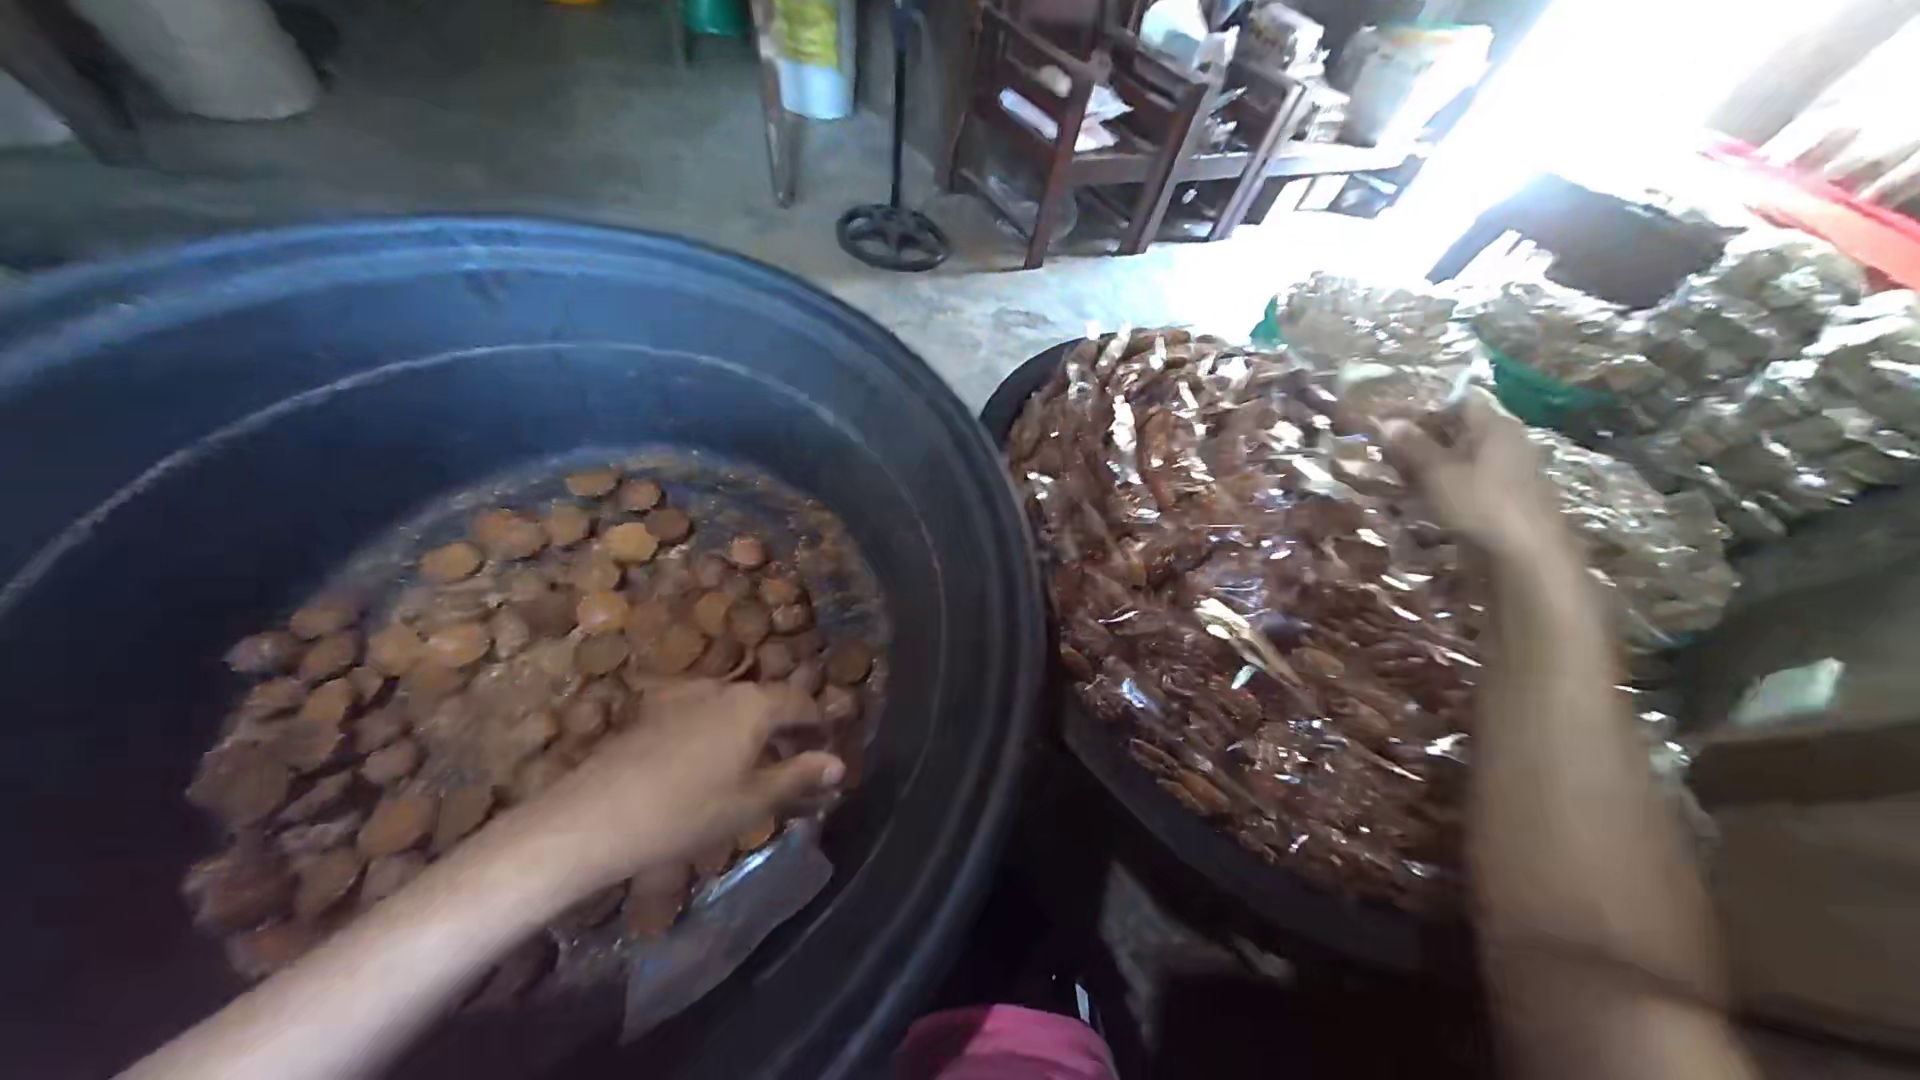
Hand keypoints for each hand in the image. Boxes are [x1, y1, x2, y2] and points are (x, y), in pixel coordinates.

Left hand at [479, 681, 843, 904]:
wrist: (592, 818)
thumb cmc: (686, 812)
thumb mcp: (752, 802)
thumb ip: (799, 777)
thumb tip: (838, 764)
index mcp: (754, 704)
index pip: (802, 704)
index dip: (820, 726)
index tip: (828, 752)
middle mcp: (721, 689)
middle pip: (767, 702)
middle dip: (787, 731)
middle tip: (796, 765)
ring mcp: (682, 696)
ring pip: (733, 709)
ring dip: (752, 733)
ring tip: (753, 769)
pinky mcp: (651, 712)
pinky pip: (701, 715)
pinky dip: (719, 734)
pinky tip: (707, 766)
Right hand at [1382, 388, 1572, 561]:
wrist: (1525, 553)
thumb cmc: (1479, 503)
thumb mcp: (1436, 472)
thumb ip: (1412, 446)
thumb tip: (1388, 421)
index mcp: (1495, 426)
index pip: (1458, 402)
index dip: (1424, 408)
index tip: (1391, 419)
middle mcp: (1507, 441)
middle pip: (1460, 429)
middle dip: (1423, 437)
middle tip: (1387, 449)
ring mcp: (1509, 469)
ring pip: (1462, 456)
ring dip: (1431, 463)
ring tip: (1398, 474)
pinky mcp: (1505, 495)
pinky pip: (1469, 478)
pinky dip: (1445, 482)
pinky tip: (1424, 495)